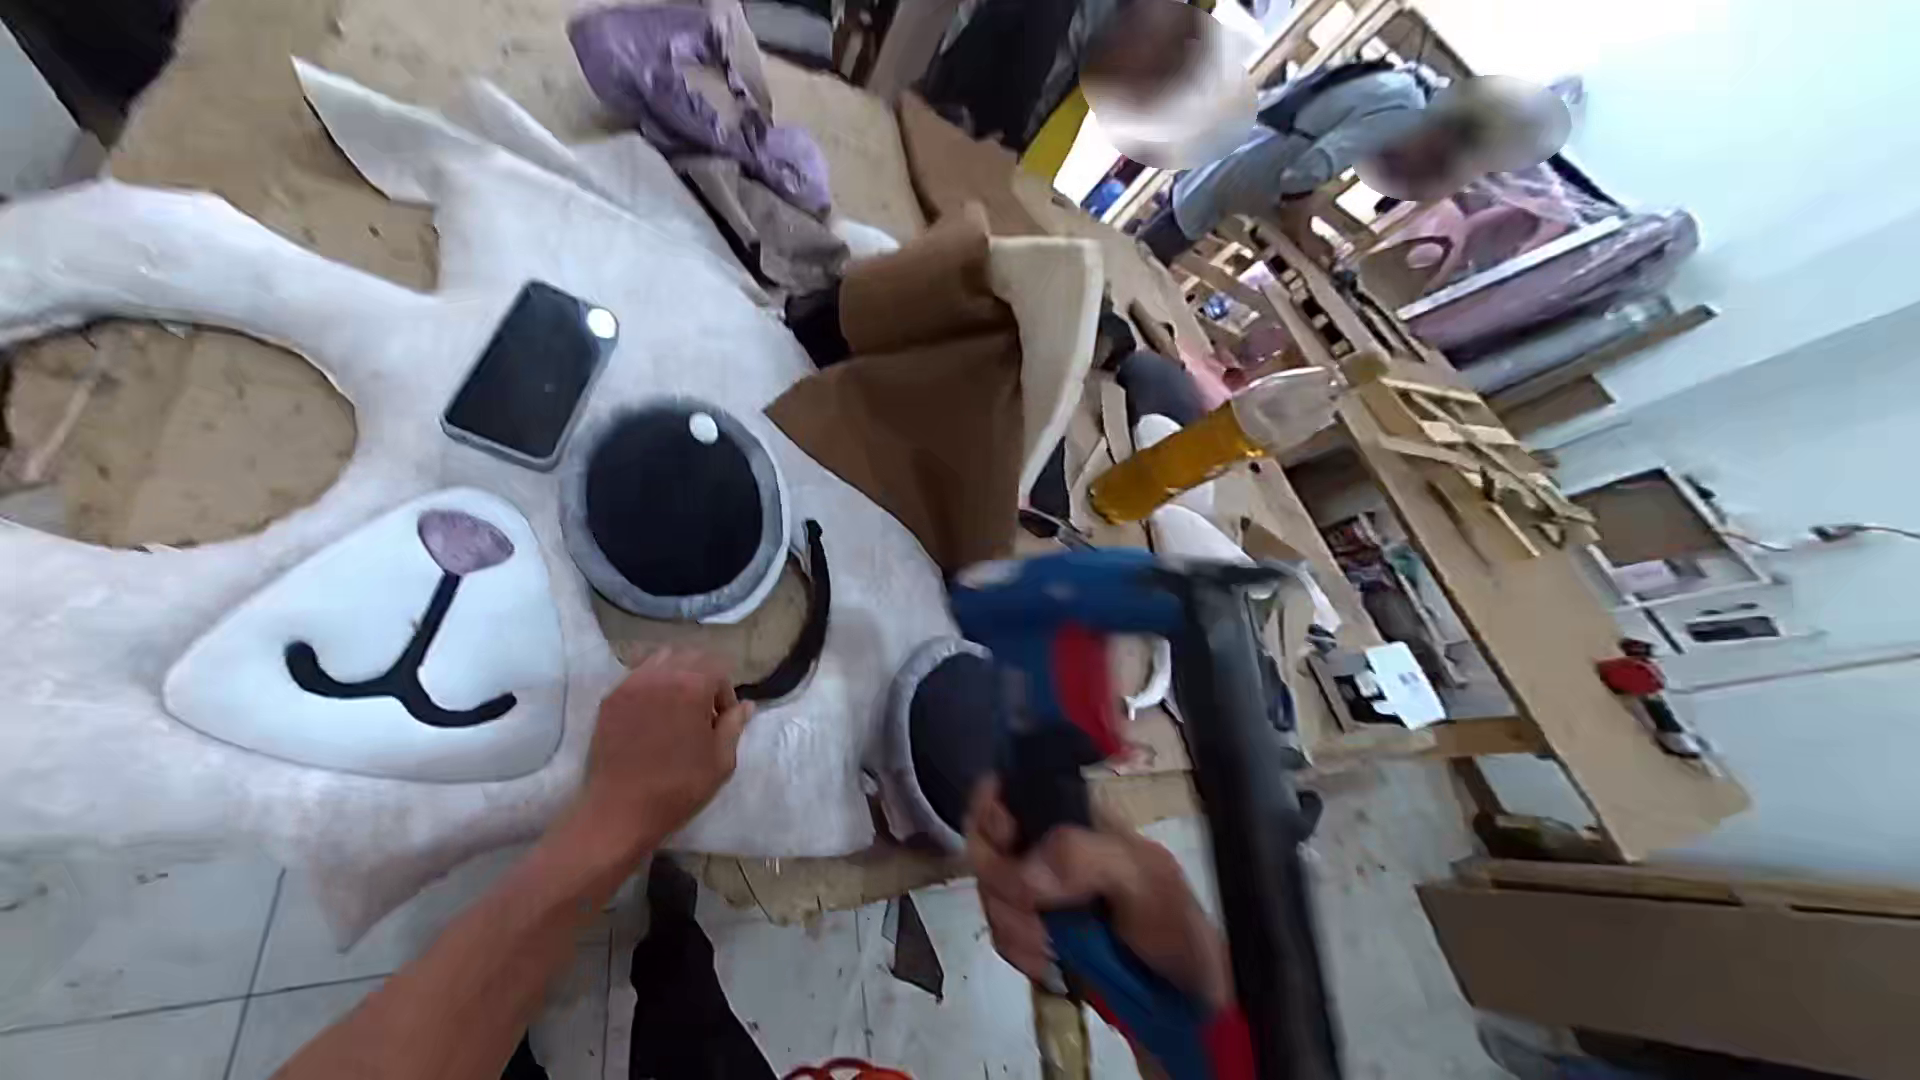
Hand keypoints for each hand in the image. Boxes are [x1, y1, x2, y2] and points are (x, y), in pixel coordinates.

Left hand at [572, 649, 754, 865]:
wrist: (619, 812)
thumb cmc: (678, 786)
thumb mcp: (722, 759)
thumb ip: (735, 724)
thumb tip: (745, 705)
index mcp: (692, 686)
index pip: (719, 669)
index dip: (726, 693)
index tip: (723, 720)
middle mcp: (661, 676)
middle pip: (691, 656)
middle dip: (704, 676)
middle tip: (704, 709)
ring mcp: (631, 685)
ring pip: (662, 658)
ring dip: (677, 674)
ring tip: (678, 705)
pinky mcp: (610, 700)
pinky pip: (638, 675)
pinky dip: (652, 683)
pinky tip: (653, 712)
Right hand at [966, 779, 1232, 1011]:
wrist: (1188, 998)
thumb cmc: (1172, 922)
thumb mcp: (1142, 878)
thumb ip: (1084, 858)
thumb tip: (1022, 872)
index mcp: (1073, 815)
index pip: (1011, 786)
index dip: (991, 806)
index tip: (1006, 838)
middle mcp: (1047, 844)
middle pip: (986, 842)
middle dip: (1000, 882)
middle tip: (1034, 909)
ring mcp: (1038, 888)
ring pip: (989, 892)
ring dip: (1016, 925)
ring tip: (1055, 943)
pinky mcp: (1034, 930)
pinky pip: (1001, 933)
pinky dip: (1022, 952)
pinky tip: (1052, 961)